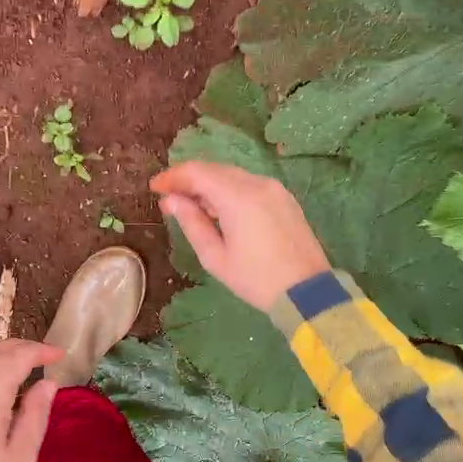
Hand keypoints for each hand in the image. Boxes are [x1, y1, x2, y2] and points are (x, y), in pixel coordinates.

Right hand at [151, 161, 332, 311]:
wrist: (308, 291)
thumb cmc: (256, 279)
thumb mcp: (215, 257)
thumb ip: (192, 223)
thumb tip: (171, 201)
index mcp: (238, 197)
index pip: (197, 172)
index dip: (172, 177)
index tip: (155, 188)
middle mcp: (257, 184)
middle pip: (214, 169)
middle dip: (189, 180)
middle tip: (169, 198)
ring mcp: (274, 189)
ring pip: (232, 175)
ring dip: (208, 185)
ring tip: (191, 206)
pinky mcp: (284, 198)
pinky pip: (248, 184)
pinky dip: (228, 190)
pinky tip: (219, 209)